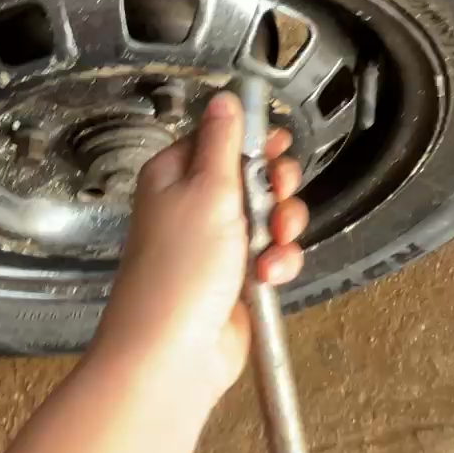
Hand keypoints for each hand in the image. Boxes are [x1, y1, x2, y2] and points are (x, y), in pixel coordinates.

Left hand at [89, 91, 308, 404]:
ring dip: (280, 229)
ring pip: (268, 214)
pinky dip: (276, 262)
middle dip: (275, 188)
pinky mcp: (234, 274)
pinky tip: (267, 275)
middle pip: (252, 174)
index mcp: (176, 172)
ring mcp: (214, 240)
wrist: (173, 355)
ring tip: (272, 245)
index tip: (277, 149)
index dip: (255, 141)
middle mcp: (193, 202)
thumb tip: (225, 98)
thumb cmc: (179, 269)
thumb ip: (224, 141)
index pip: (222, 136)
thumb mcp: (208, 189)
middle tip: (276, 199)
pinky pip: (270, 253)